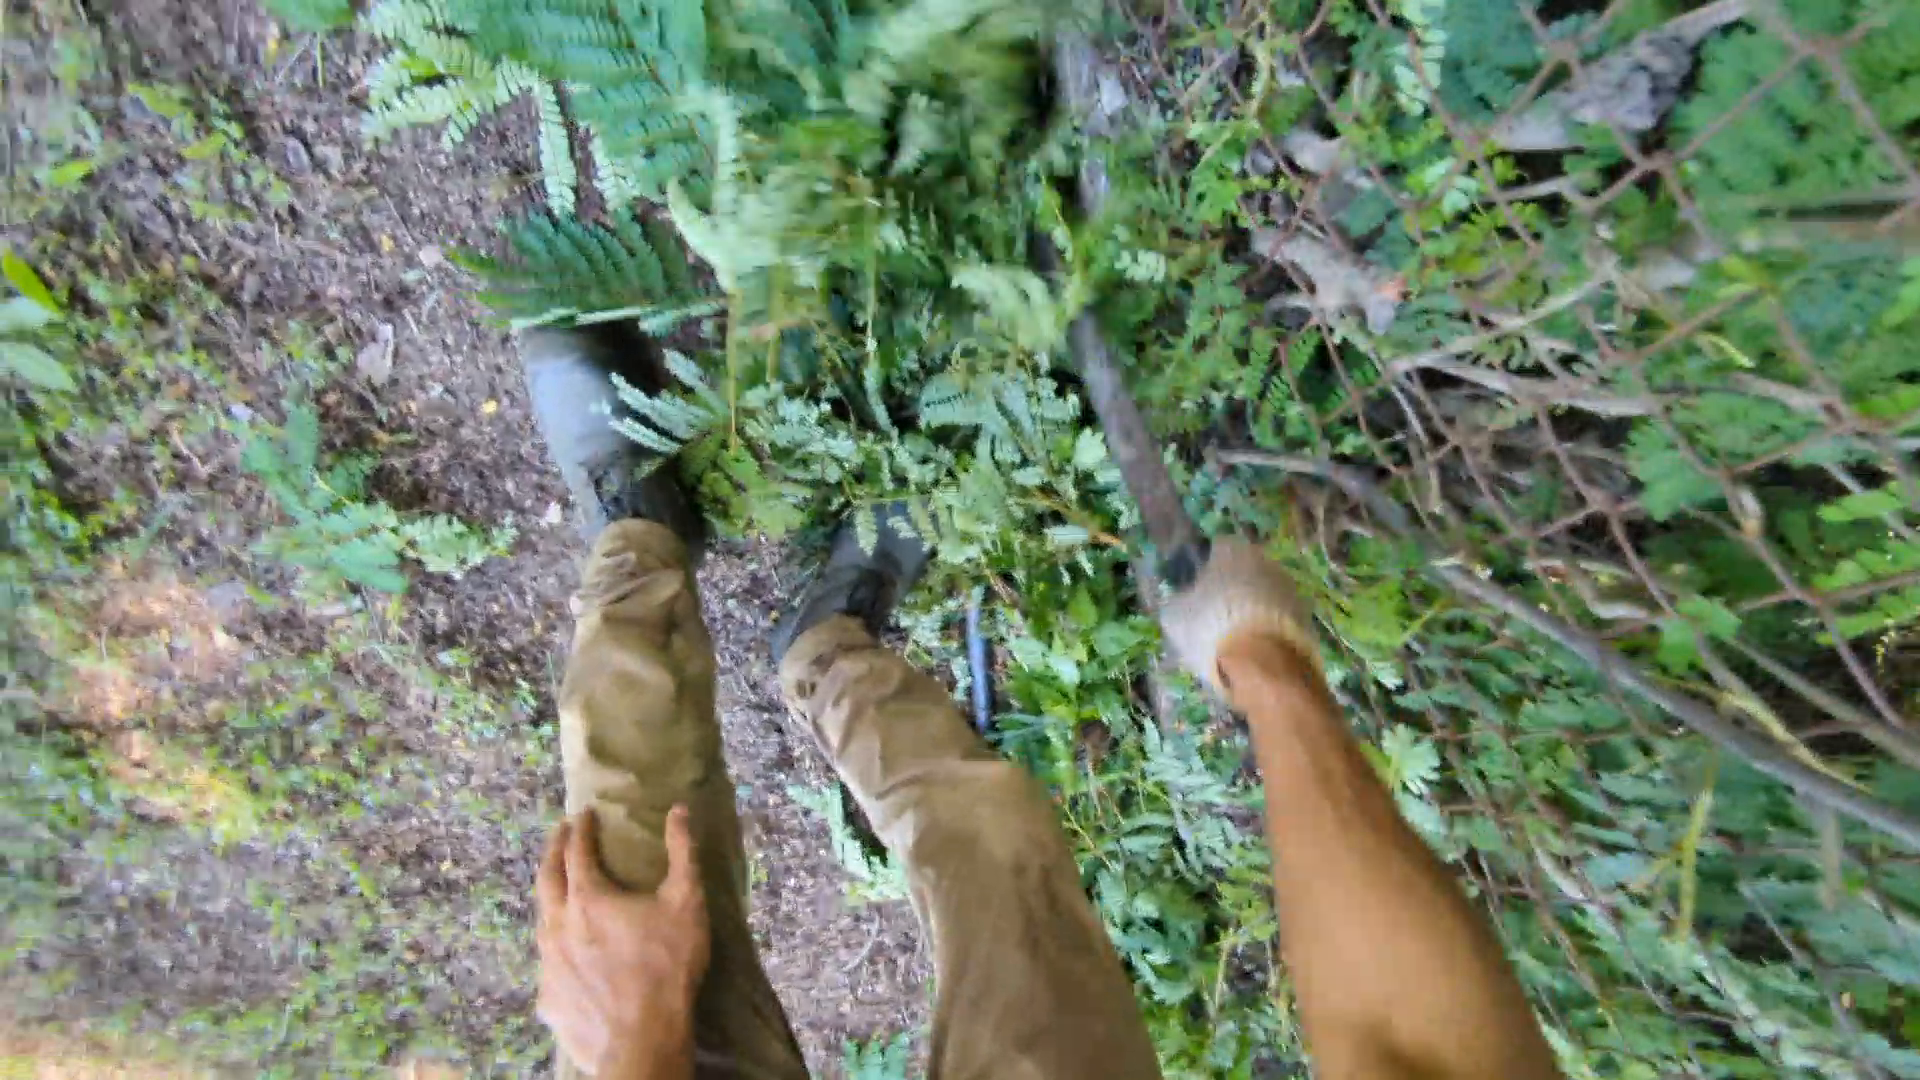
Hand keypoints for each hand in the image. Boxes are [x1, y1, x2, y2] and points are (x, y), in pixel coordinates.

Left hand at [536, 805, 709, 1075]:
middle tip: (559, 833)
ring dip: (549, 896)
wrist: (643, 1040)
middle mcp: (559, 927)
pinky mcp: (549, 1000)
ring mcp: (548, 967)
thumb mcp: (686, 898)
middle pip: (546, 880)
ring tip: (558, 886)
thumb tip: (679, 809)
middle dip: (552, 851)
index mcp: (590, 899)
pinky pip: (546, 962)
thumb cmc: (668, 961)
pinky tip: (566, 950)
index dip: (580, 830)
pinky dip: (554, 942)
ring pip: (541, 921)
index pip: (577, 853)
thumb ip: (682, 850)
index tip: (583, 813)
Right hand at [1161, 537, 1317, 696]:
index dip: (1205, 569)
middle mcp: (1264, 560)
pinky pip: (1279, 616)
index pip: (1215, 549)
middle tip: (1215, 613)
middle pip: (1244, 570)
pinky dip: (1269, 627)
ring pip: (1264, 593)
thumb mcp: (1176, 615)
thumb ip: (1178, 599)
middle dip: (1232, 588)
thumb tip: (1179, 598)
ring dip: (1252, 608)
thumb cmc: (1212, 627)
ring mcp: (1289, 587)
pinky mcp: (1306, 615)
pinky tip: (1255, 646)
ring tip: (1236, 635)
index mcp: (1230, 550)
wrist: (1263, 662)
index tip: (1196, 589)